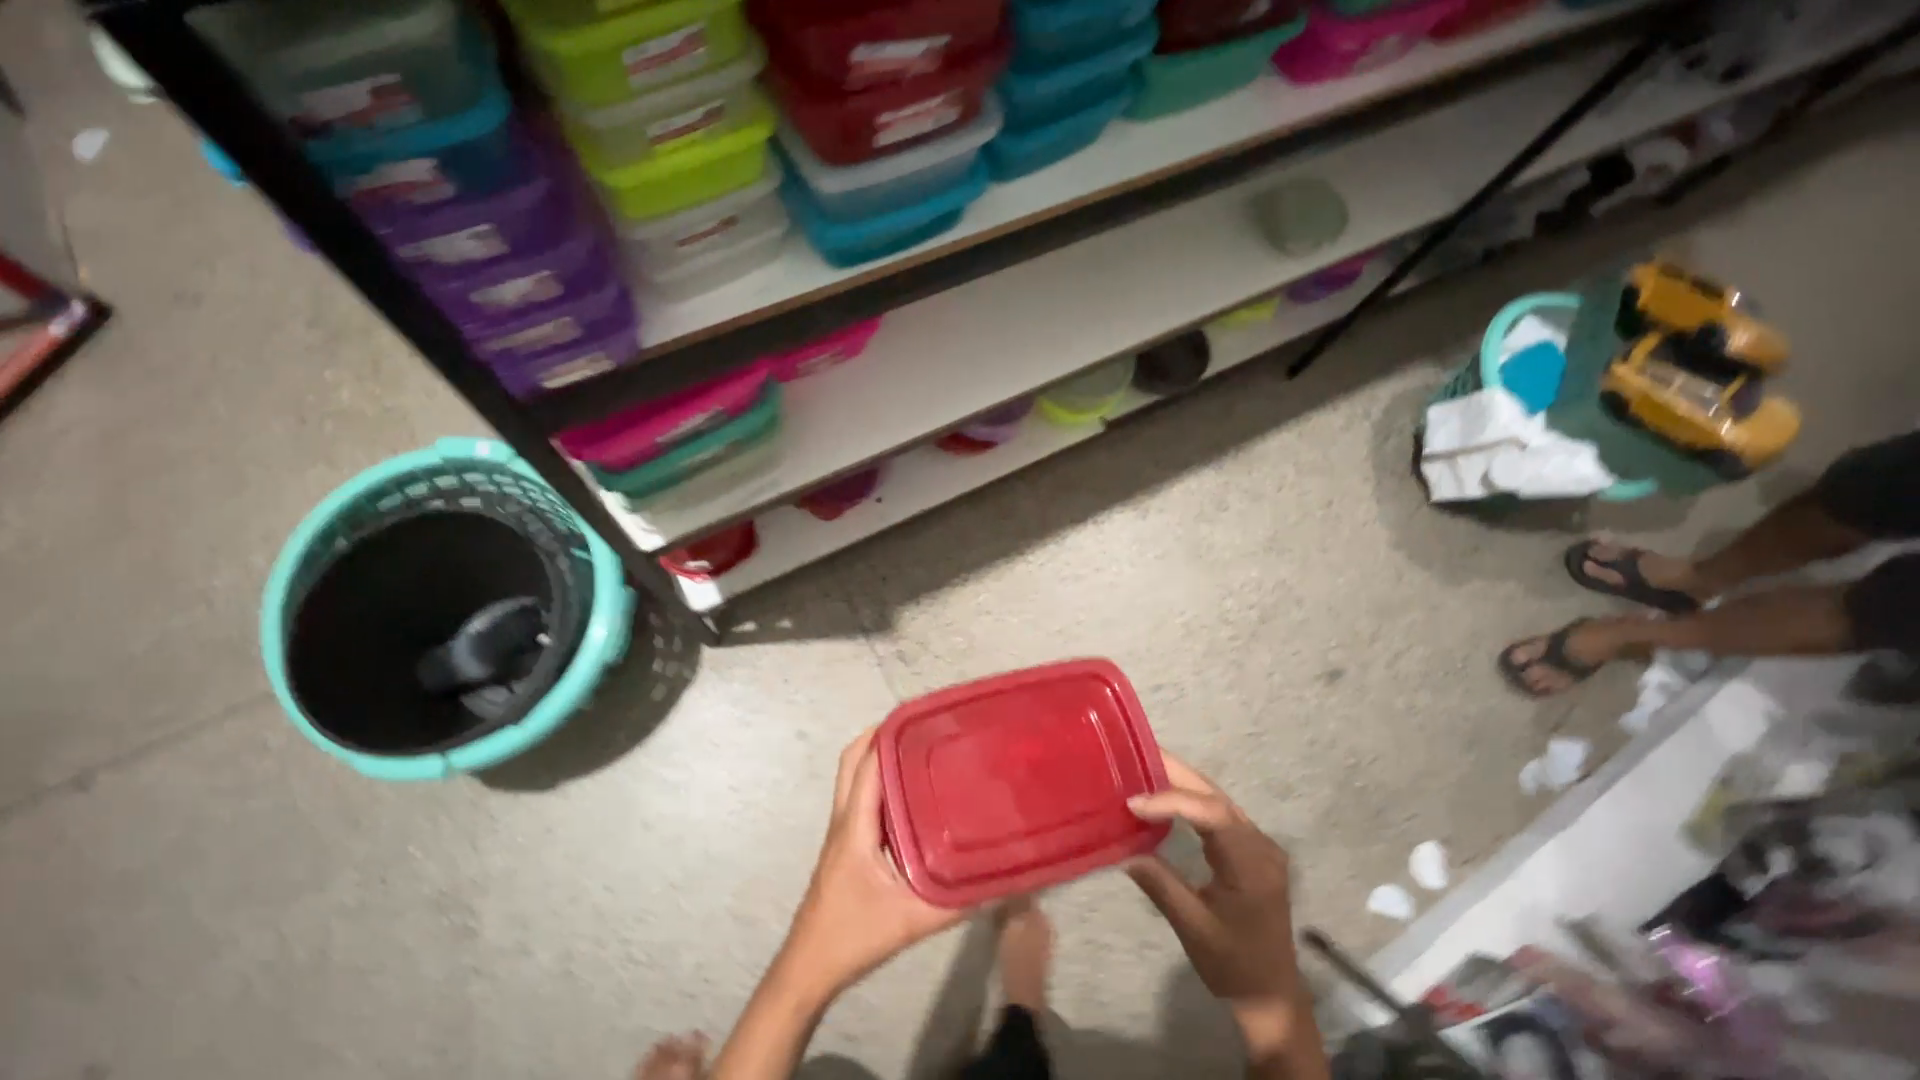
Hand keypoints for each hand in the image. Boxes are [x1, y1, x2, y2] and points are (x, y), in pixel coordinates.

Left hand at [780, 728, 970, 995]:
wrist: (809, 967)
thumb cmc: (854, 936)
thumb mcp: (914, 920)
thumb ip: (959, 901)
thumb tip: (1003, 878)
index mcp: (855, 826)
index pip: (867, 764)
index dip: (890, 734)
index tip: (924, 714)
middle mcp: (843, 820)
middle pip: (852, 760)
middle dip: (881, 735)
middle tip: (922, 726)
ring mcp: (841, 833)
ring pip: (852, 778)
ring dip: (879, 758)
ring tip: (922, 752)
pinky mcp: (845, 847)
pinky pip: (859, 799)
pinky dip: (879, 783)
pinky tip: (912, 798)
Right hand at [1126, 754, 1305, 1057]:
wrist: (1270, 992)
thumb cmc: (1231, 963)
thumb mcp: (1191, 926)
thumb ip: (1160, 883)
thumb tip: (1124, 849)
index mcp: (1251, 864)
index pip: (1210, 814)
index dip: (1170, 801)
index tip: (1132, 803)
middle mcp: (1261, 845)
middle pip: (1217, 798)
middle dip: (1177, 774)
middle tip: (1137, 754)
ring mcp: (1261, 847)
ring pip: (1220, 802)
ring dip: (1184, 785)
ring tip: (1145, 768)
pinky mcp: (1254, 853)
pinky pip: (1222, 816)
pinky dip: (1193, 803)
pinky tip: (1168, 798)